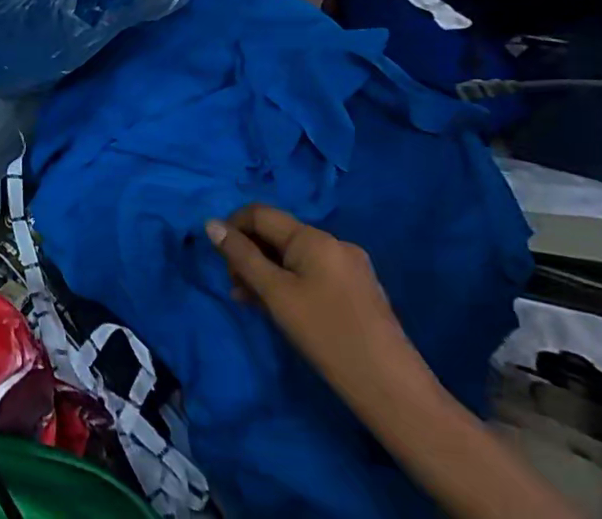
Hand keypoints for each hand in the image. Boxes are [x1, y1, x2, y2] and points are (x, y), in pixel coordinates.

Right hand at [206, 205, 430, 406]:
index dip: (232, 228)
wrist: (390, 387)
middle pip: (276, 235)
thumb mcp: (274, 292)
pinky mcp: (356, 291)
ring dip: (264, 272)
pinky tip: (278, 308)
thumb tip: (211, 224)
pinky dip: (286, 283)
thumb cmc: (325, 332)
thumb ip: (240, 255)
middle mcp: (335, 245)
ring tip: (252, 301)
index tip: (219, 258)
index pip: (260, 214)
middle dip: (248, 255)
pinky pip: (309, 273)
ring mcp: (349, 268)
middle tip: (236, 287)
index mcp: (315, 238)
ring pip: (291, 257)